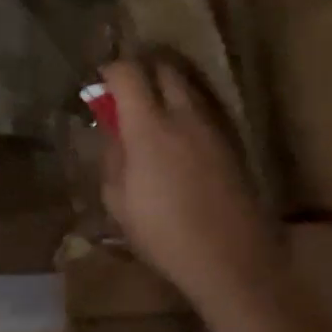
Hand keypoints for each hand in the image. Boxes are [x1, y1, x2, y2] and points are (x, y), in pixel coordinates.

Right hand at [98, 56, 278, 301]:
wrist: (231, 261)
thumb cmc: (162, 234)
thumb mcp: (117, 200)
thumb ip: (112, 158)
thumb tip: (114, 134)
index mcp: (148, 128)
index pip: (128, 74)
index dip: (111, 70)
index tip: (99, 81)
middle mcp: (184, 118)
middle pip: (165, 70)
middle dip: (143, 69)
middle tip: (126, 88)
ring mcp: (213, 131)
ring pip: (189, 90)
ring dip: (167, 90)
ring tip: (149, 113)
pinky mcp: (232, 148)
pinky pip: (203, 114)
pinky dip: (185, 113)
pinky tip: (175, 140)